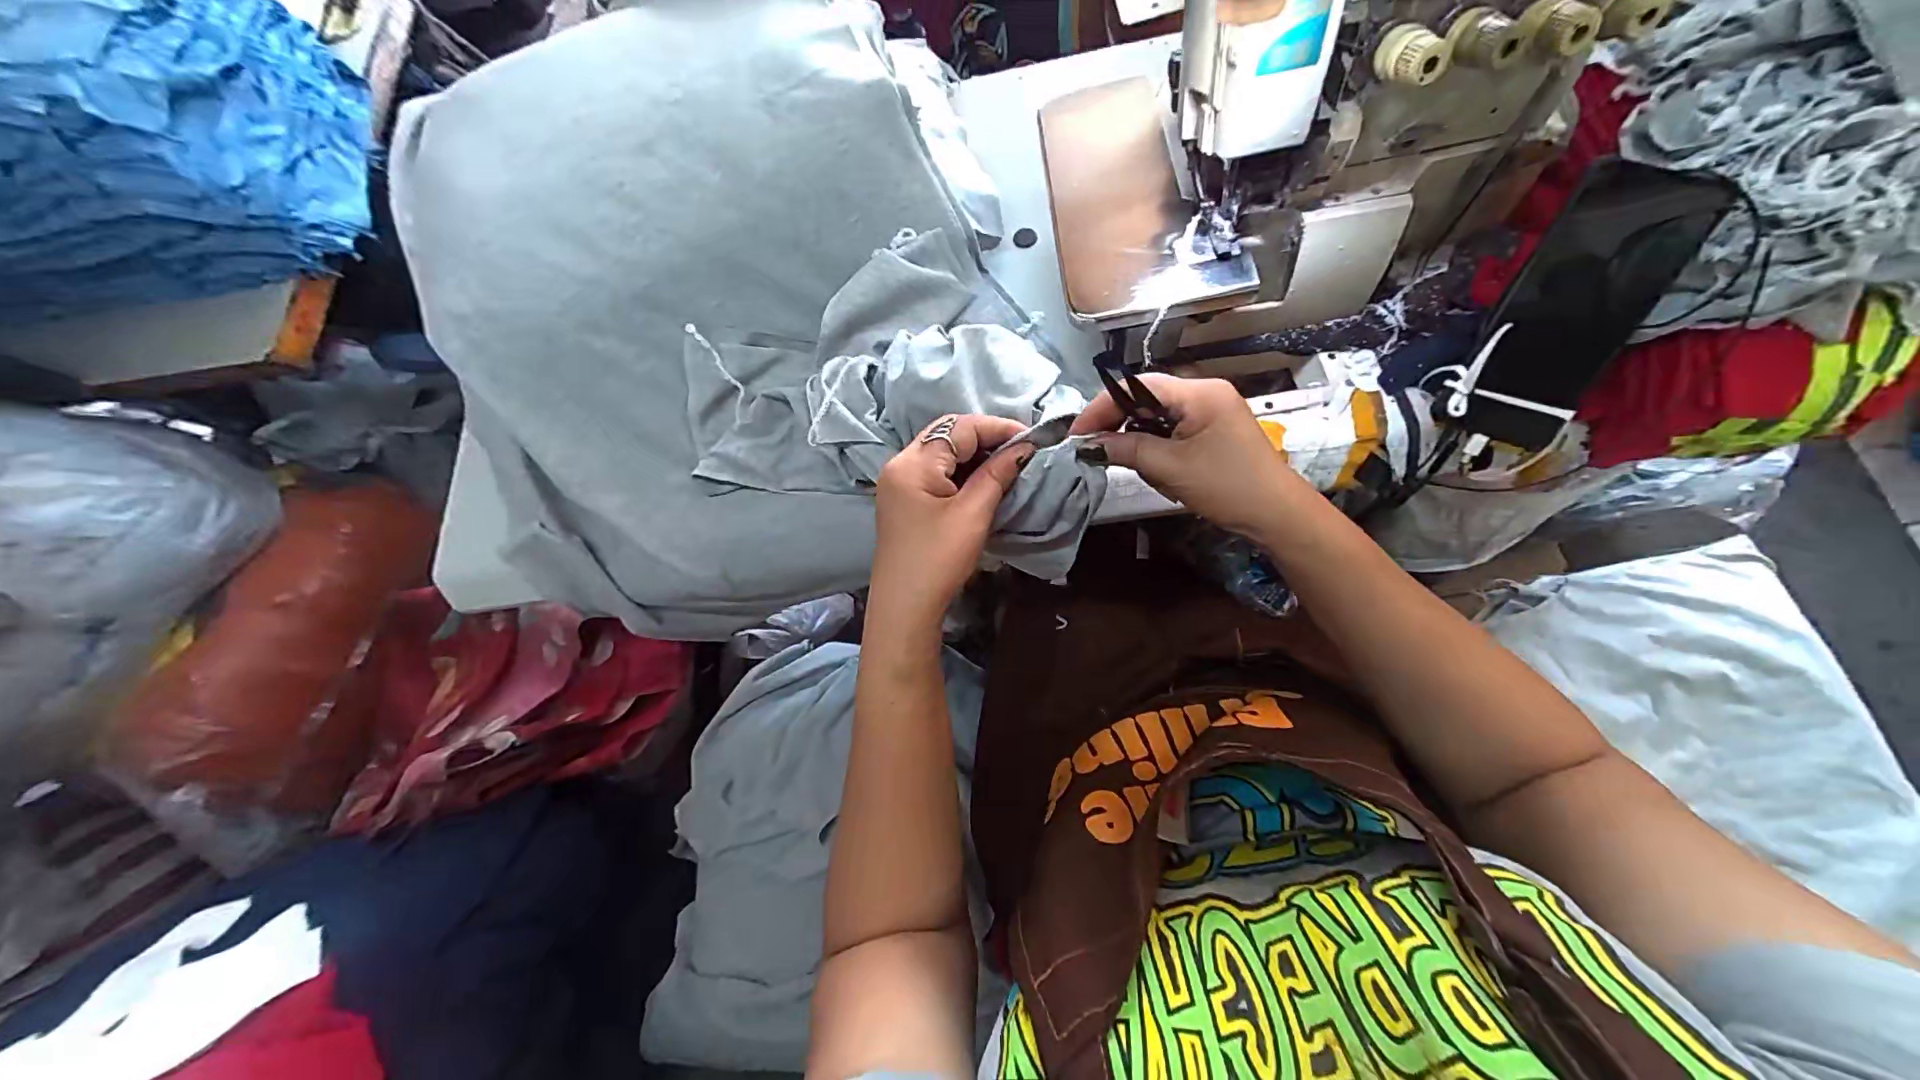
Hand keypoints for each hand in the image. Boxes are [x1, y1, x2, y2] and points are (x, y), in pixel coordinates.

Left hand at [869, 414, 1033, 630]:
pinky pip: (937, 472)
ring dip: (976, 455)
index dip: (998, 428)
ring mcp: (899, 483)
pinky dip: (963, 472)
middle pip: (948, 435)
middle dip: (987, 438)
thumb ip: (997, 474)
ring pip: (943, 453)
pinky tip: (986, 481)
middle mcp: (900, 465)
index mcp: (911, 463)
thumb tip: (1023, 448)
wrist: (905, 607)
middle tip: (1023, 450)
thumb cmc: (938, 559)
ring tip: (1011, 464)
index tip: (1032, 439)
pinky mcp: (905, 501)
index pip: (959, 427)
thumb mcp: (972, 514)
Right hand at [1069, 374, 1306, 537]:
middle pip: (1145, 397)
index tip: (1078, 433)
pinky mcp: (1213, 430)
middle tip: (1092, 448)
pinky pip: (1172, 428)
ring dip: (1135, 435)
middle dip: (1117, 421)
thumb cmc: (1228, 487)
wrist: (1277, 515)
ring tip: (1122, 460)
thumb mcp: (1171, 467)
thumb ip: (1127, 449)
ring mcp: (1211, 411)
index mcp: (1199, 392)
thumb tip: (1089, 445)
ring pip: (1156, 414)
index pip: (1136, 386)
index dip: (1102, 407)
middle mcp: (1205, 392)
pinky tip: (1148, 464)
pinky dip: (1153, 444)